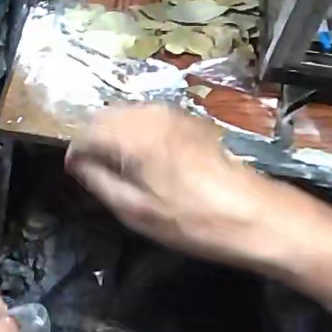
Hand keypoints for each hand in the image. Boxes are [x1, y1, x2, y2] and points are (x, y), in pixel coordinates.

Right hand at [67, 103, 311, 267]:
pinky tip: (147, 159)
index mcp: (131, 134)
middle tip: (95, 172)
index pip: (84, 133)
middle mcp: (148, 113)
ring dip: (113, 134)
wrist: (256, 214)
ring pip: (124, 113)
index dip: (75, 154)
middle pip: (102, 116)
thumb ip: (97, 180)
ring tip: (121, 168)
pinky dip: (136, 131)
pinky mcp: (188, 118)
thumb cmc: (191, 220)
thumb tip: (76, 163)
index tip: (76, 175)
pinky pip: (146, 116)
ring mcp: (171, 112)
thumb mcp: (135, 210)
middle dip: (92, 140)